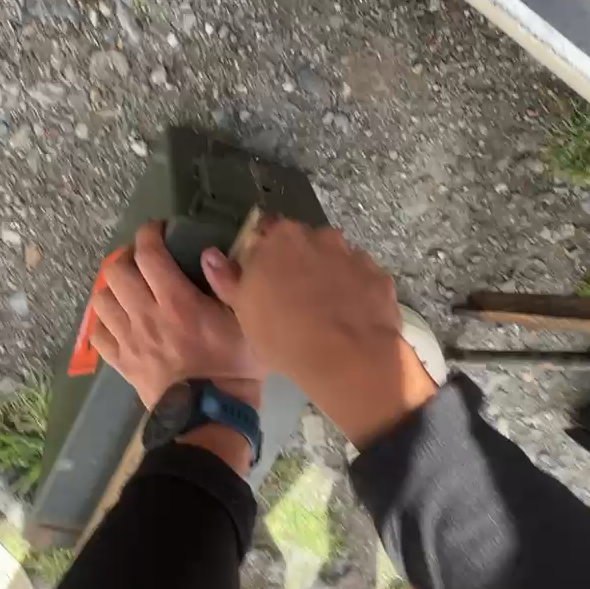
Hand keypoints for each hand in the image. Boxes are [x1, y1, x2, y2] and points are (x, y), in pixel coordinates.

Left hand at [88, 221, 265, 413]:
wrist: (210, 416)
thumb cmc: (233, 365)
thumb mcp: (245, 320)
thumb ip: (228, 284)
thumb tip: (209, 254)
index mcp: (176, 300)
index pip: (149, 253)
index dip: (149, 233)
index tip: (159, 229)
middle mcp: (145, 314)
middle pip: (116, 271)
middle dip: (128, 257)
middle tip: (144, 260)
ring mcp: (129, 340)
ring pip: (101, 299)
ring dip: (113, 287)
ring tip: (129, 288)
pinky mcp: (120, 362)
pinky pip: (98, 334)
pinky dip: (104, 321)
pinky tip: (120, 320)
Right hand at [201, 218, 436, 445]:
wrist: (348, 357)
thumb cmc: (284, 334)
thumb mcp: (243, 311)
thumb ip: (227, 278)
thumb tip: (211, 254)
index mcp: (281, 237)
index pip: (267, 231)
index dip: (264, 252)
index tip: (264, 275)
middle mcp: (319, 235)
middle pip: (303, 242)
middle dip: (298, 261)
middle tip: (292, 296)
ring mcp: (353, 253)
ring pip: (334, 258)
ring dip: (328, 274)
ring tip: (324, 310)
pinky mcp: (378, 274)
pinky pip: (360, 278)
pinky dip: (354, 290)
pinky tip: (349, 317)